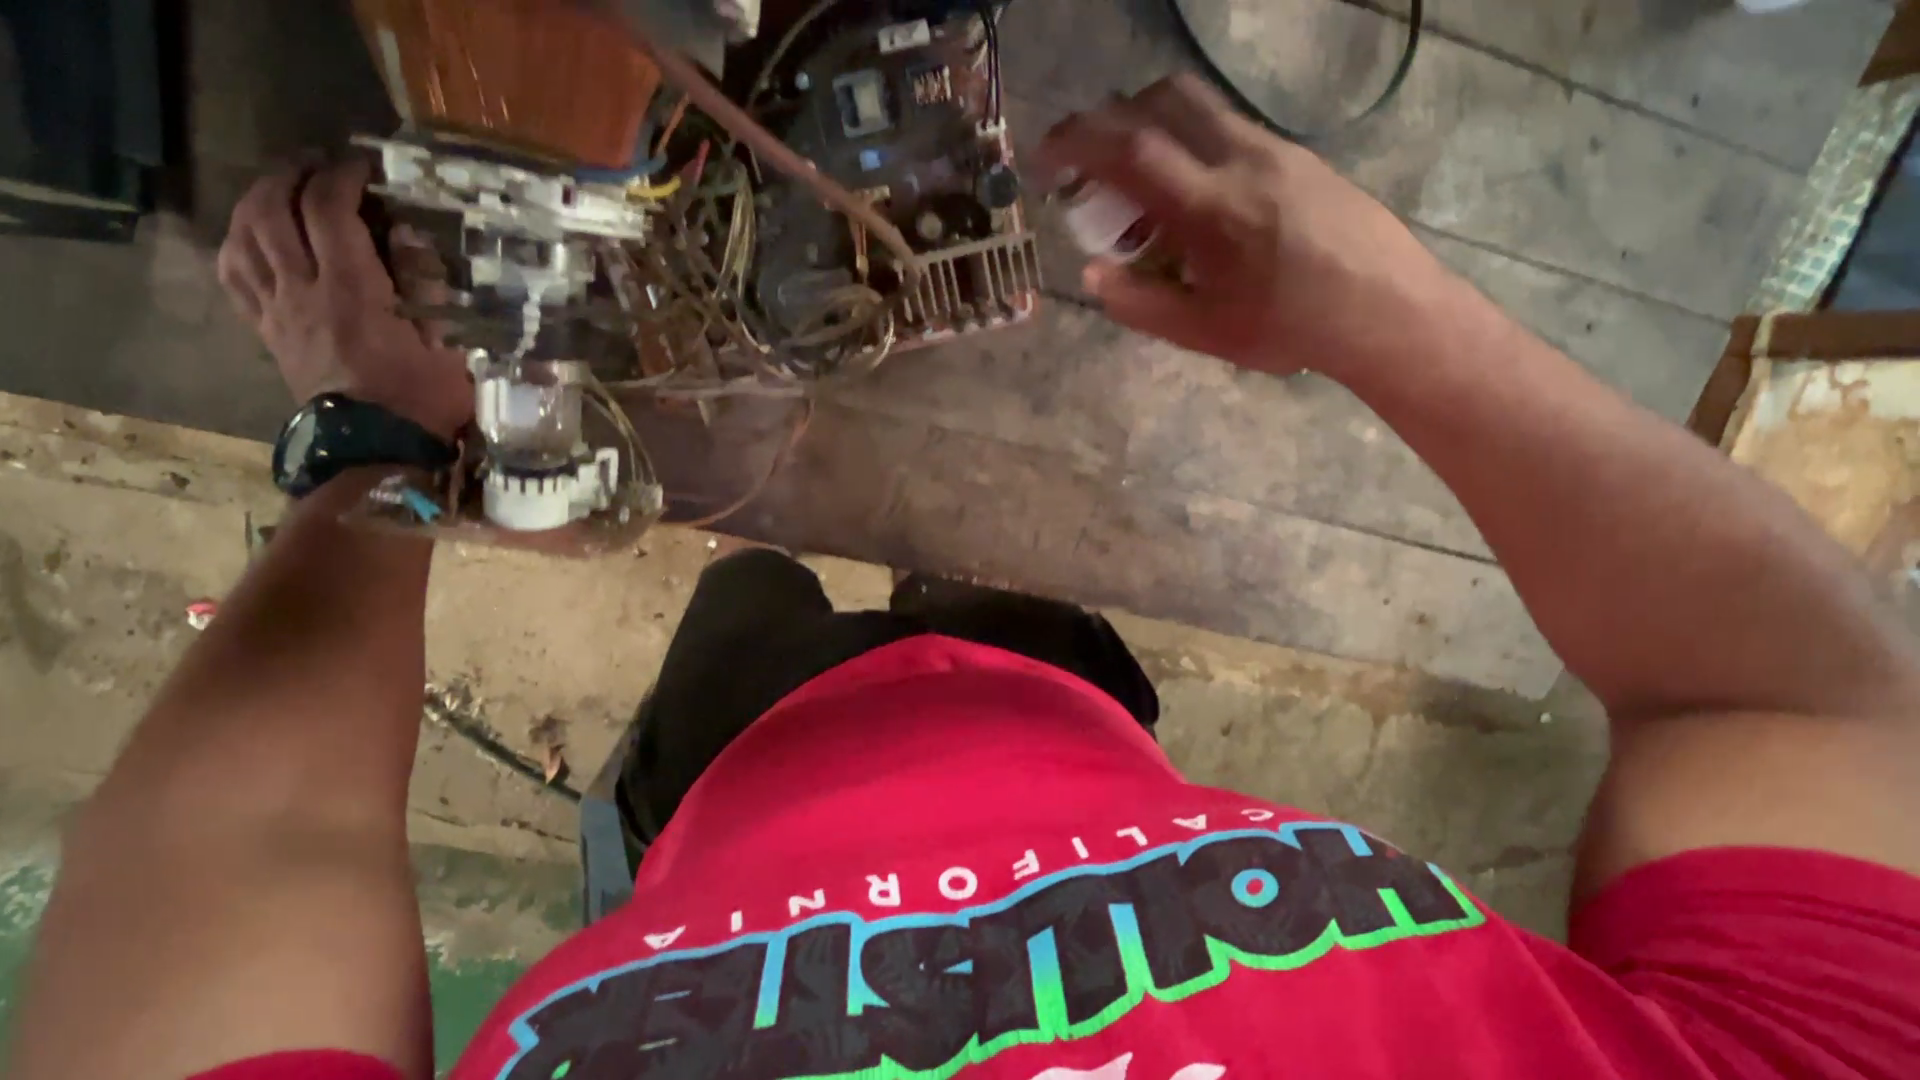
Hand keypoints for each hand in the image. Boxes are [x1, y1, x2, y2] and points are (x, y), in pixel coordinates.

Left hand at [217, 159, 471, 439]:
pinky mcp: (267, 331)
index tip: (363, 167)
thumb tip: (411, 242)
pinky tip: (252, 234)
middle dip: (294, 176)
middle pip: (275, 211)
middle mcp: (304, 292)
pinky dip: (238, 242)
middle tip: (320, 165)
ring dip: (259, 200)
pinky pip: (235, 275)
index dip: (342, 178)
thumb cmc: (422, 402)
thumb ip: (428, 290)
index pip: (330, 213)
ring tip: (283, 187)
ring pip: (245, 236)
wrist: (376, 453)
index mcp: (353, 293)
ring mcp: (278, 312)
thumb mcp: (448, 347)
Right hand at [1038, 76, 1459, 378]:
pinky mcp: (1296, 153)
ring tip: (1140, 181)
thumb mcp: (1204, 333)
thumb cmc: (1290, 329)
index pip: (1129, 148)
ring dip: (1151, 124)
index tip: (1046, 156)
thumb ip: (1140, 304)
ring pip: (1197, 105)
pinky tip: (1194, 194)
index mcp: (1210, 208)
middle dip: (1109, 120)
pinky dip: (1190, 141)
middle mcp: (1239, 159)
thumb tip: (1091, 277)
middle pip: (1160, 101)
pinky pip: (1227, 127)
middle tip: (1089, 164)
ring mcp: (1272, 148)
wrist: (1386, 308)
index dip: (1076, 141)